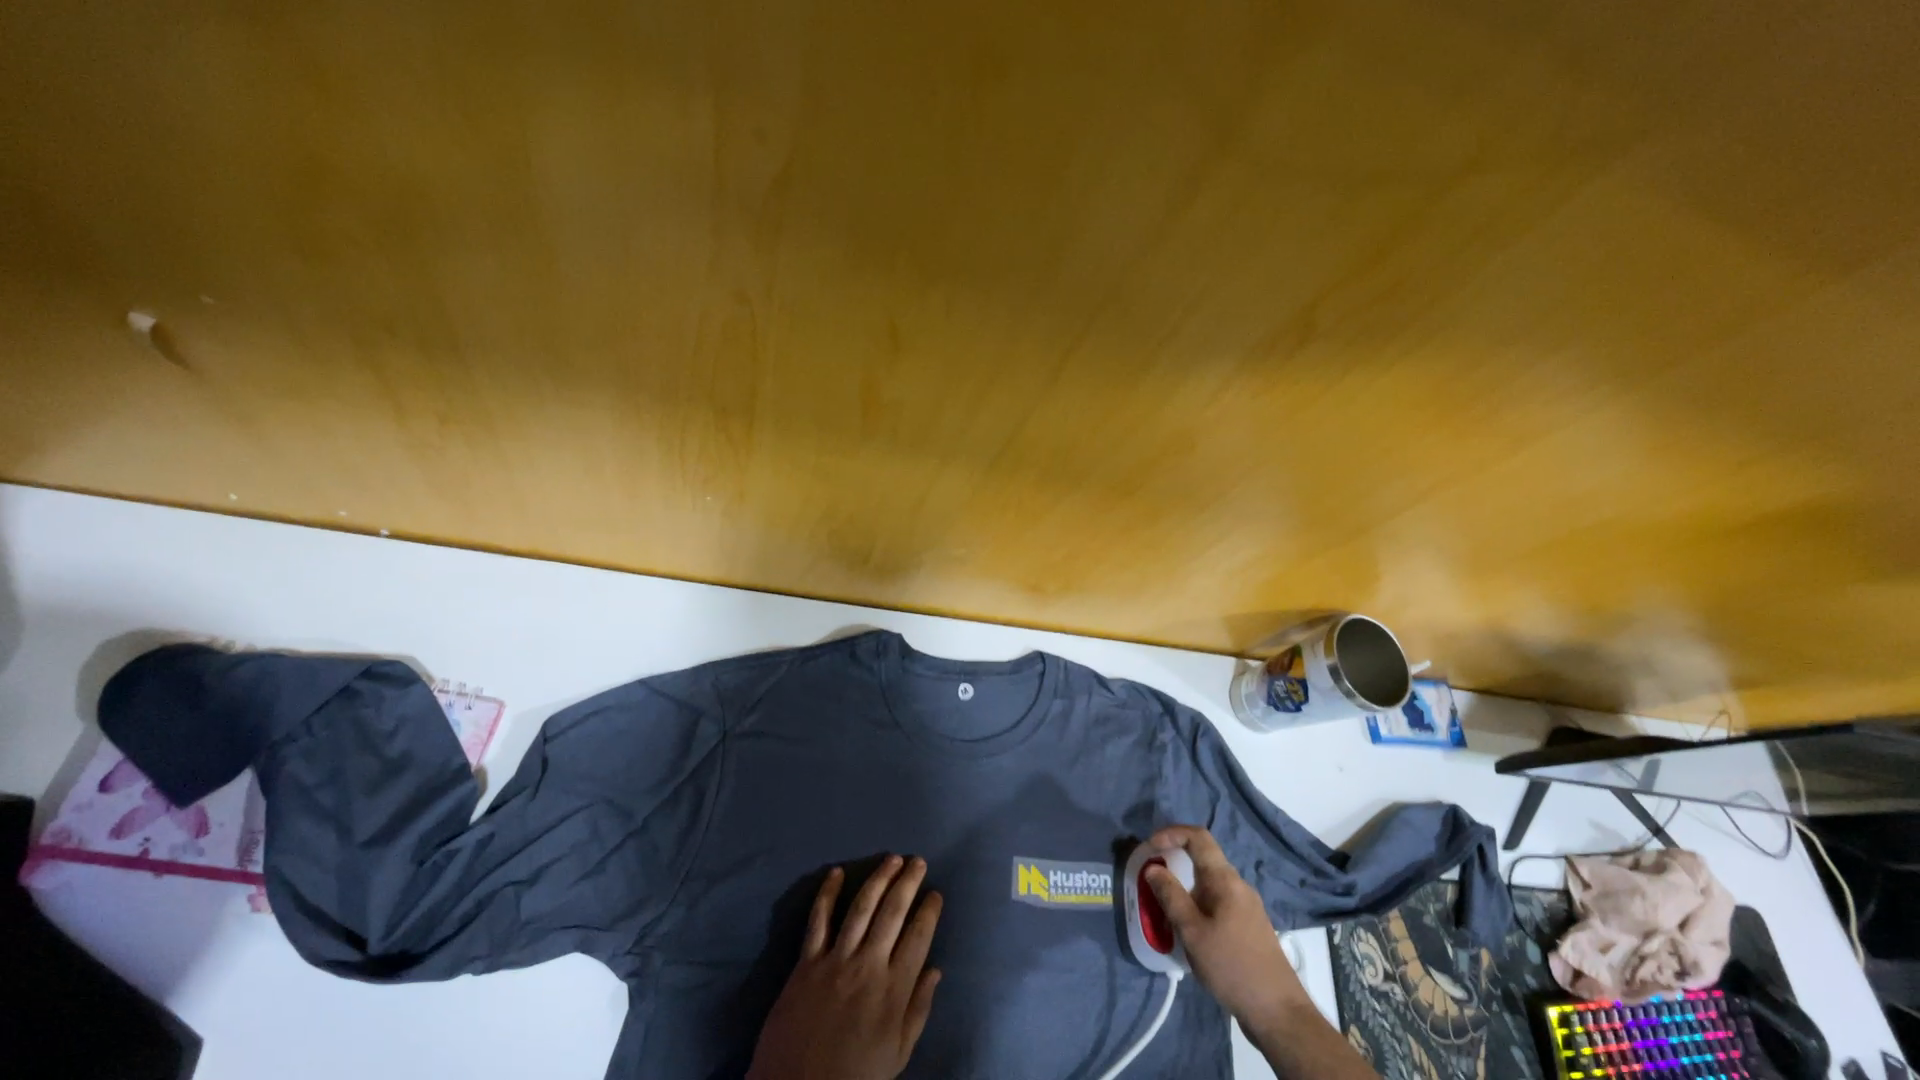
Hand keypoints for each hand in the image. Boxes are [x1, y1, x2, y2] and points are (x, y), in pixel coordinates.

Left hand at [746, 855, 943, 1079]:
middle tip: (918, 861)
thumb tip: (936, 970)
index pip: (918, 938)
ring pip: (860, 909)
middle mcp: (868, 966)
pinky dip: (827, 894)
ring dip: (878, 880)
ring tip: (892, 859)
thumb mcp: (898, 1052)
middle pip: (892, 914)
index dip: (928, 912)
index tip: (935, 893)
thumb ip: (918, 1009)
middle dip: (908, 884)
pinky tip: (836, 873)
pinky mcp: (806, 963)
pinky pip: (818, 921)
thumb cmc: (855, 1074)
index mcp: (894, 989)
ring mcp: (835, 960)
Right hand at [1146, 827, 1376, 1079]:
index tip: (1149, 849)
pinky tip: (1189, 934)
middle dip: (1174, 865)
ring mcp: (1246, 906)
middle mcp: (1239, 886)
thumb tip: (1153, 867)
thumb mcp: (1192, 932)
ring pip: (1208, 884)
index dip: (1171, 834)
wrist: (1277, 1010)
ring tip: (1165, 914)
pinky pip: (1216, 903)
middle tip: (1150, 884)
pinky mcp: (1248, 925)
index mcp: (1226, 880)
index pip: (1198, 837)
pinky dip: (1197, 907)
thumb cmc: (1231, 966)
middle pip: (1203, 860)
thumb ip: (1170, 896)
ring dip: (1184, 890)